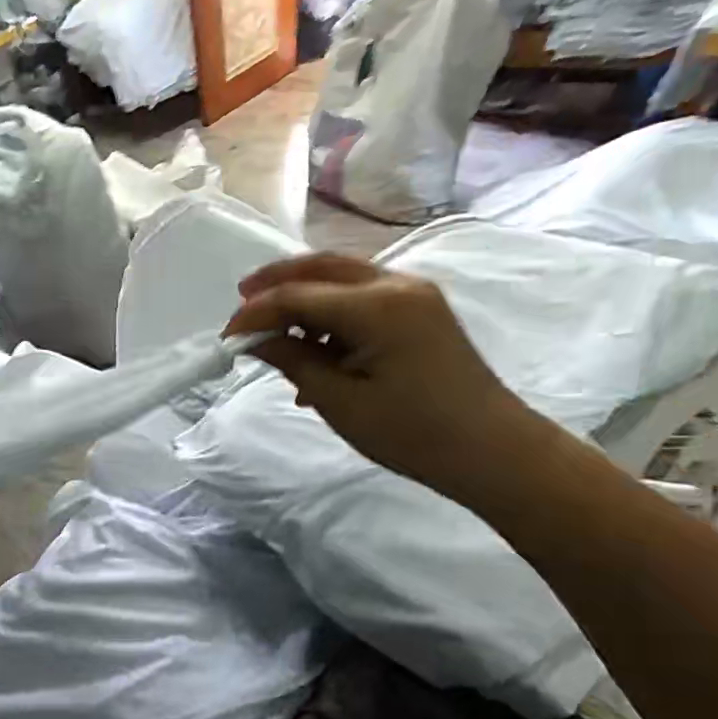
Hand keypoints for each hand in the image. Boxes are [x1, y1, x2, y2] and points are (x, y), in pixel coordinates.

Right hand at [223, 253, 542, 495]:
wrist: (491, 450)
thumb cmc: (414, 435)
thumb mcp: (343, 403)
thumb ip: (296, 362)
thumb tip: (258, 340)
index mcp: (376, 306)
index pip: (298, 296)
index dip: (256, 314)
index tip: (226, 338)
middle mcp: (397, 284)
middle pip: (323, 268)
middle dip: (278, 282)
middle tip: (242, 302)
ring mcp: (416, 294)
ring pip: (346, 279)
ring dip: (307, 298)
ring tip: (275, 331)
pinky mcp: (424, 310)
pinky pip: (367, 299)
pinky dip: (335, 316)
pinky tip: (317, 353)